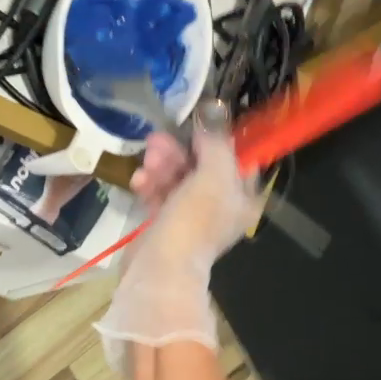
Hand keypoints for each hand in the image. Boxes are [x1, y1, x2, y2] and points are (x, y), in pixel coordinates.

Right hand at [96, 106, 256, 370]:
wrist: (159, 269)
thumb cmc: (193, 222)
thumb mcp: (213, 175)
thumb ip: (215, 141)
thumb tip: (213, 109)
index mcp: (241, 197)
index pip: (235, 157)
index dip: (216, 139)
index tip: (196, 124)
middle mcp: (219, 207)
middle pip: (201, 166)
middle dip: (179, 152)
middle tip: (157, 140)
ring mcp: (190, 217)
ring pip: (176, 180)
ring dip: (161, 166)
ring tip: (146, 161)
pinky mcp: (163, 226)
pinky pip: (158, 197)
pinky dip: (150, 186)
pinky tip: (139, 182)